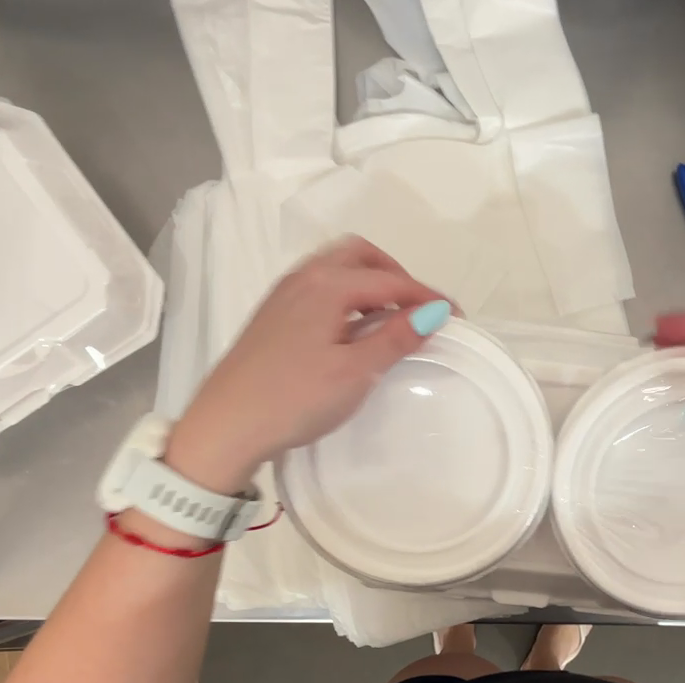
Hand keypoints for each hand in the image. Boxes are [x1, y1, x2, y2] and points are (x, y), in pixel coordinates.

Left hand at [164, 237, 451, 493]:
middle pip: (360, 256)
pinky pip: (320, 286)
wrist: (227, 424)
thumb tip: (434, 313)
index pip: (390, 280)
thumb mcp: (354, 372)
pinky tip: (353, 329)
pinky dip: (347, 295)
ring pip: (337, 269)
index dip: (427, 297)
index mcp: (328, 285)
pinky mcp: (274, 314)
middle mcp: (304, 277)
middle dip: (396, 275)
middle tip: (419, 310)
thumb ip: (395, 339)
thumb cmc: (295, 398)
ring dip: (370, 283)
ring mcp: (284, 294)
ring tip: (391, 319)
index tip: (457, 316)